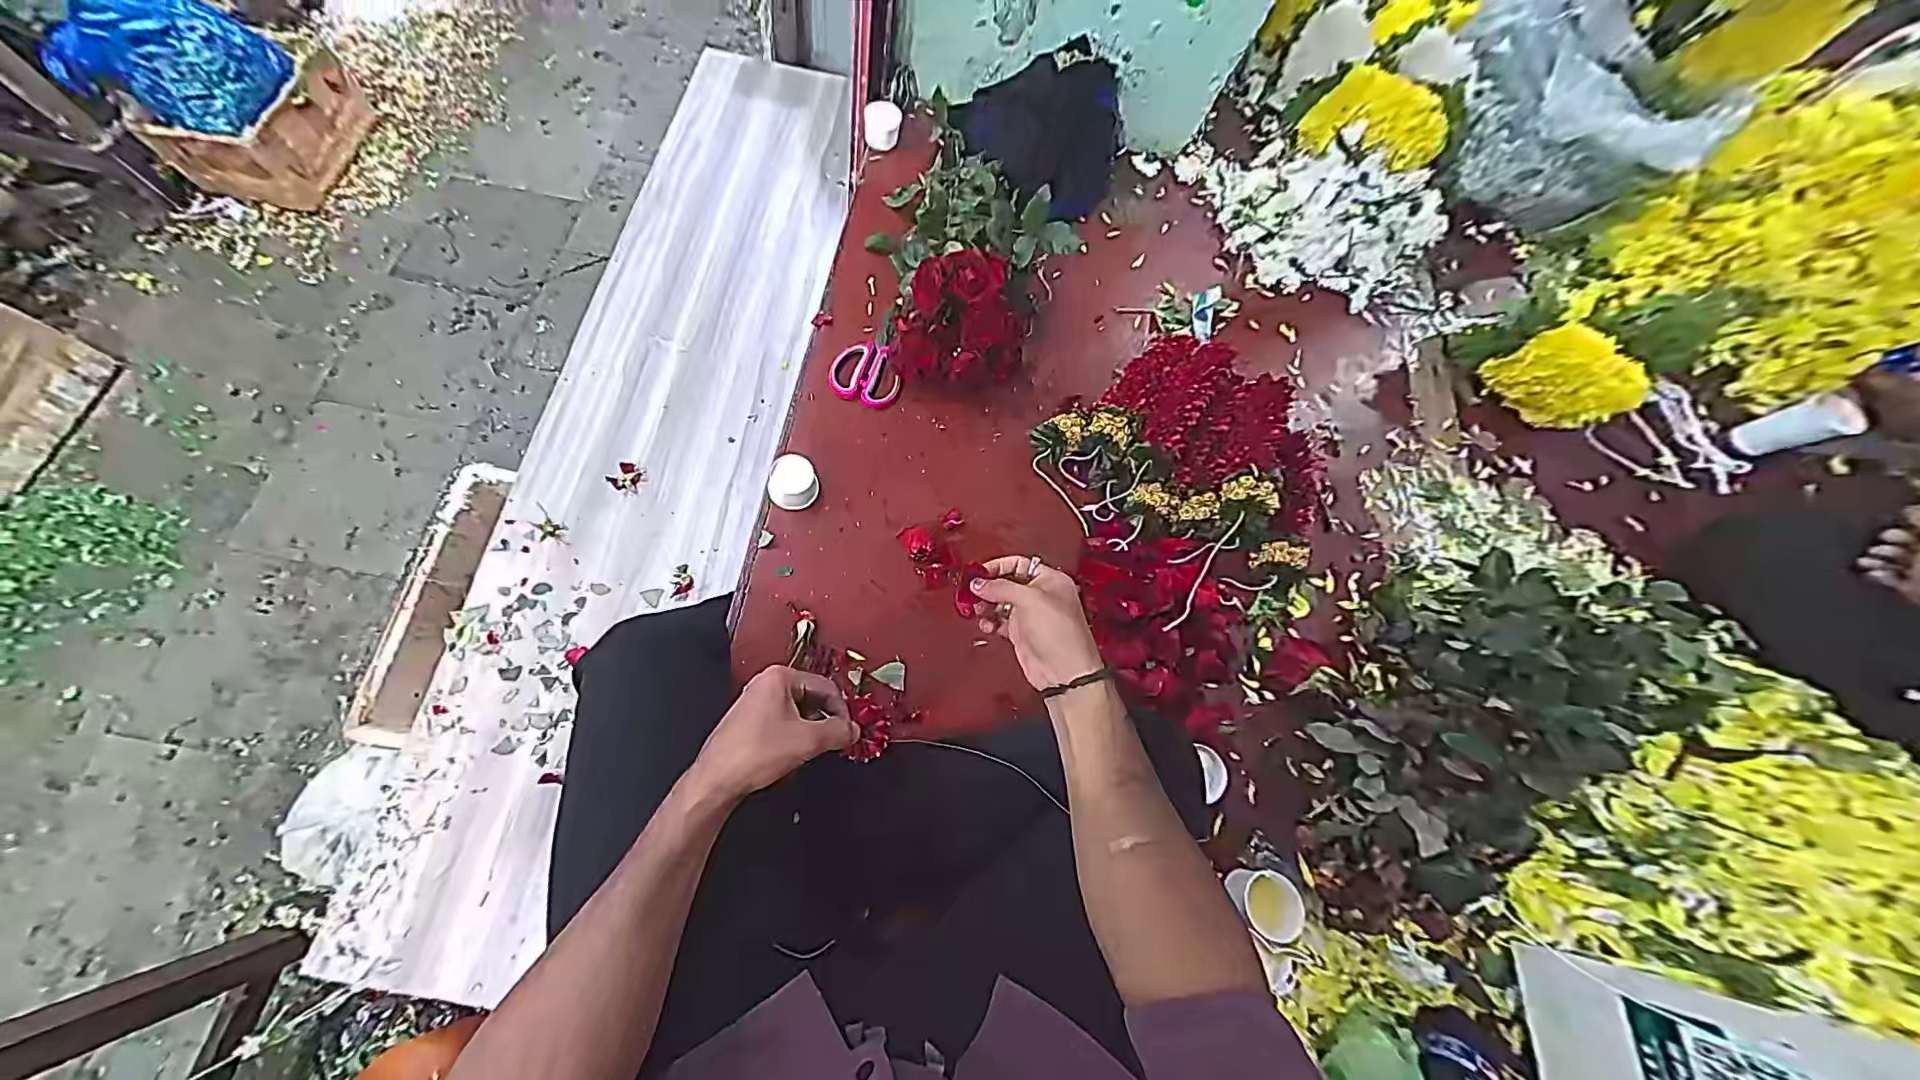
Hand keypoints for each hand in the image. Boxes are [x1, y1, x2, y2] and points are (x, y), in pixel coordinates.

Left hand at [687, 666, 855, 801]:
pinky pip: (782, 720)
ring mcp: (755, 701)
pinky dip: (794, 734)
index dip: (842, 710)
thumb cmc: (755, 754)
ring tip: (813, 749)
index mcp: (779, 677)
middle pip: (812, 697)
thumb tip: (853, 730)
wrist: (716, 780)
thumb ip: (838, 732)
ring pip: (798, 710)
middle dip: (826, 720)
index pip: (826, 687)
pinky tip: (793, 753)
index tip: (848, 730)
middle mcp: (766, 683)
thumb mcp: (808, 741)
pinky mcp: (749, 720)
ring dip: (811, 729)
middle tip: (835, 740)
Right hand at [966, 555, 1106, 691]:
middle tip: (973, 591)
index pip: (1020, 564)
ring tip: (977, 609)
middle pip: (1008, 583)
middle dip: (989, 587)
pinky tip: (986, 624)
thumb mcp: (1029, 600)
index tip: (979, 573)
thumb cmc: (1060, 634)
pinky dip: (991, 622)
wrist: (1063, 671)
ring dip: (987, 605)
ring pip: (1002, 603)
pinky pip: (1001, 622)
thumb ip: (1001, 587)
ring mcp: (1031, 615)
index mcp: (1051, 580)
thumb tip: (980, 583)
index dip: (999, 566)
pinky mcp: (1022, 633)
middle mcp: (1042, 596)